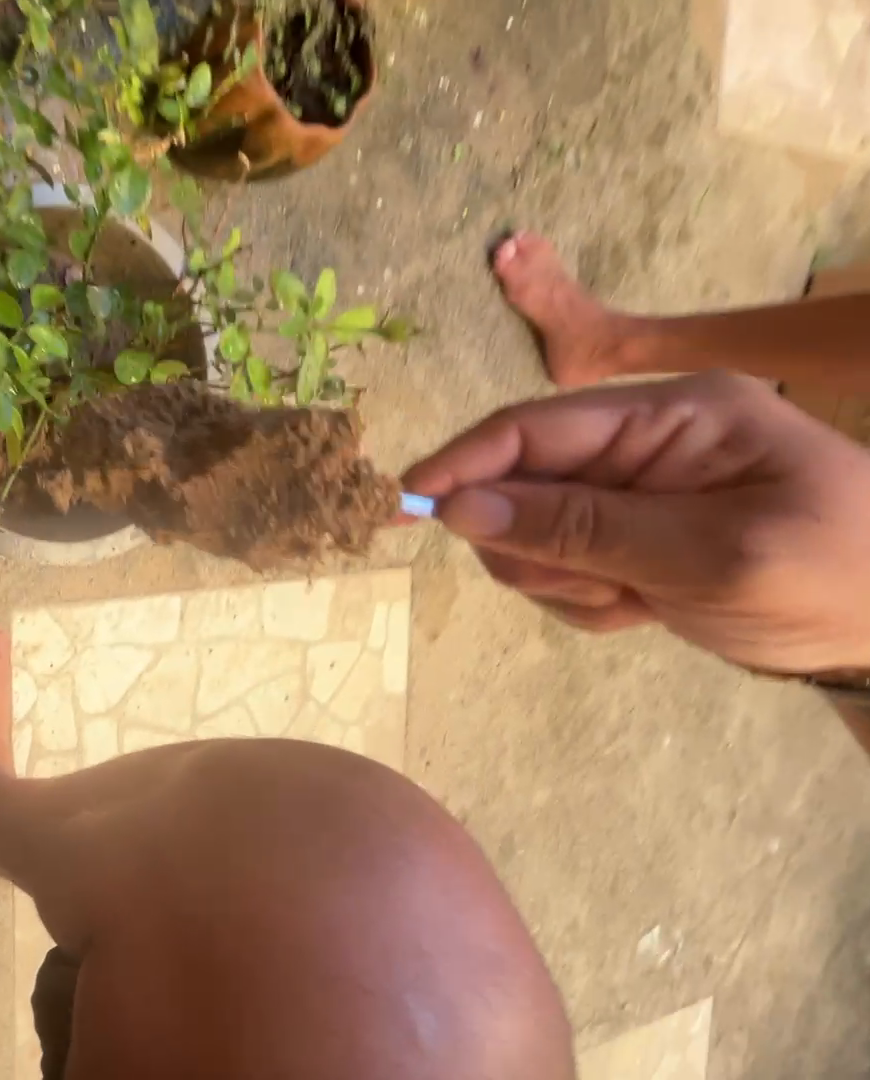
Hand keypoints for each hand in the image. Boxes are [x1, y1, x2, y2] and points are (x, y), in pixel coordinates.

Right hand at [403, 372, 869, 674]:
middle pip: (510, 485)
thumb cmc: (837, 579)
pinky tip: (637, 607)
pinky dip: (577, 598)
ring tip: (630, 600)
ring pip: (517, 533)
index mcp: (669, 416)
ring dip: (557, 578)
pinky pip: (544, 566)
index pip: (527, 429)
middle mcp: (631, 444)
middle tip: (590, 587)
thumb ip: (576, 527)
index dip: (458, 465)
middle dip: (530, 544)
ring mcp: (618, 490)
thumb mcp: (707, 554)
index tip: (405, 506)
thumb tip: (453, 507)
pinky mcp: (610, 532)